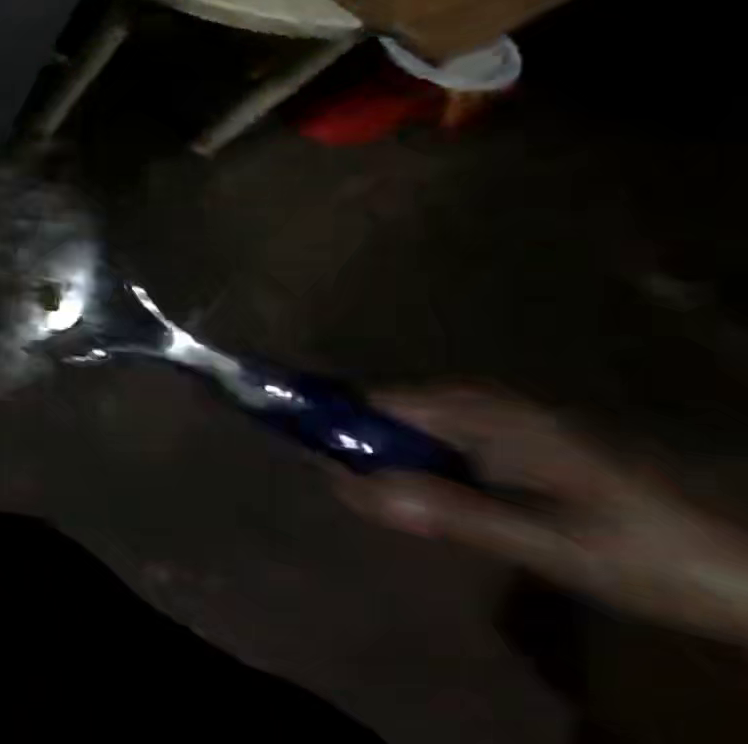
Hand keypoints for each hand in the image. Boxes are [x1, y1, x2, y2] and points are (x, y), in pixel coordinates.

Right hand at [337, 386, 747, 643]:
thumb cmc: (661, 548)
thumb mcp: (553, 543)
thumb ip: (446, 510)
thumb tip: (340, 483)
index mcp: (480, 411)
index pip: (366, 400)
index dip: (321, 420)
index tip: (288, 449)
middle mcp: (483, 400)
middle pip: (383, 409)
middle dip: (349, 443)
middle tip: (337, 490)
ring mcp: (504, 417)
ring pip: (410, 426)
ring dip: (383, 457)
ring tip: (376, 500)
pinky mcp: (521, 440)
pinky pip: (441, 440)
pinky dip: (418, 464)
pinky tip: (431, 500)